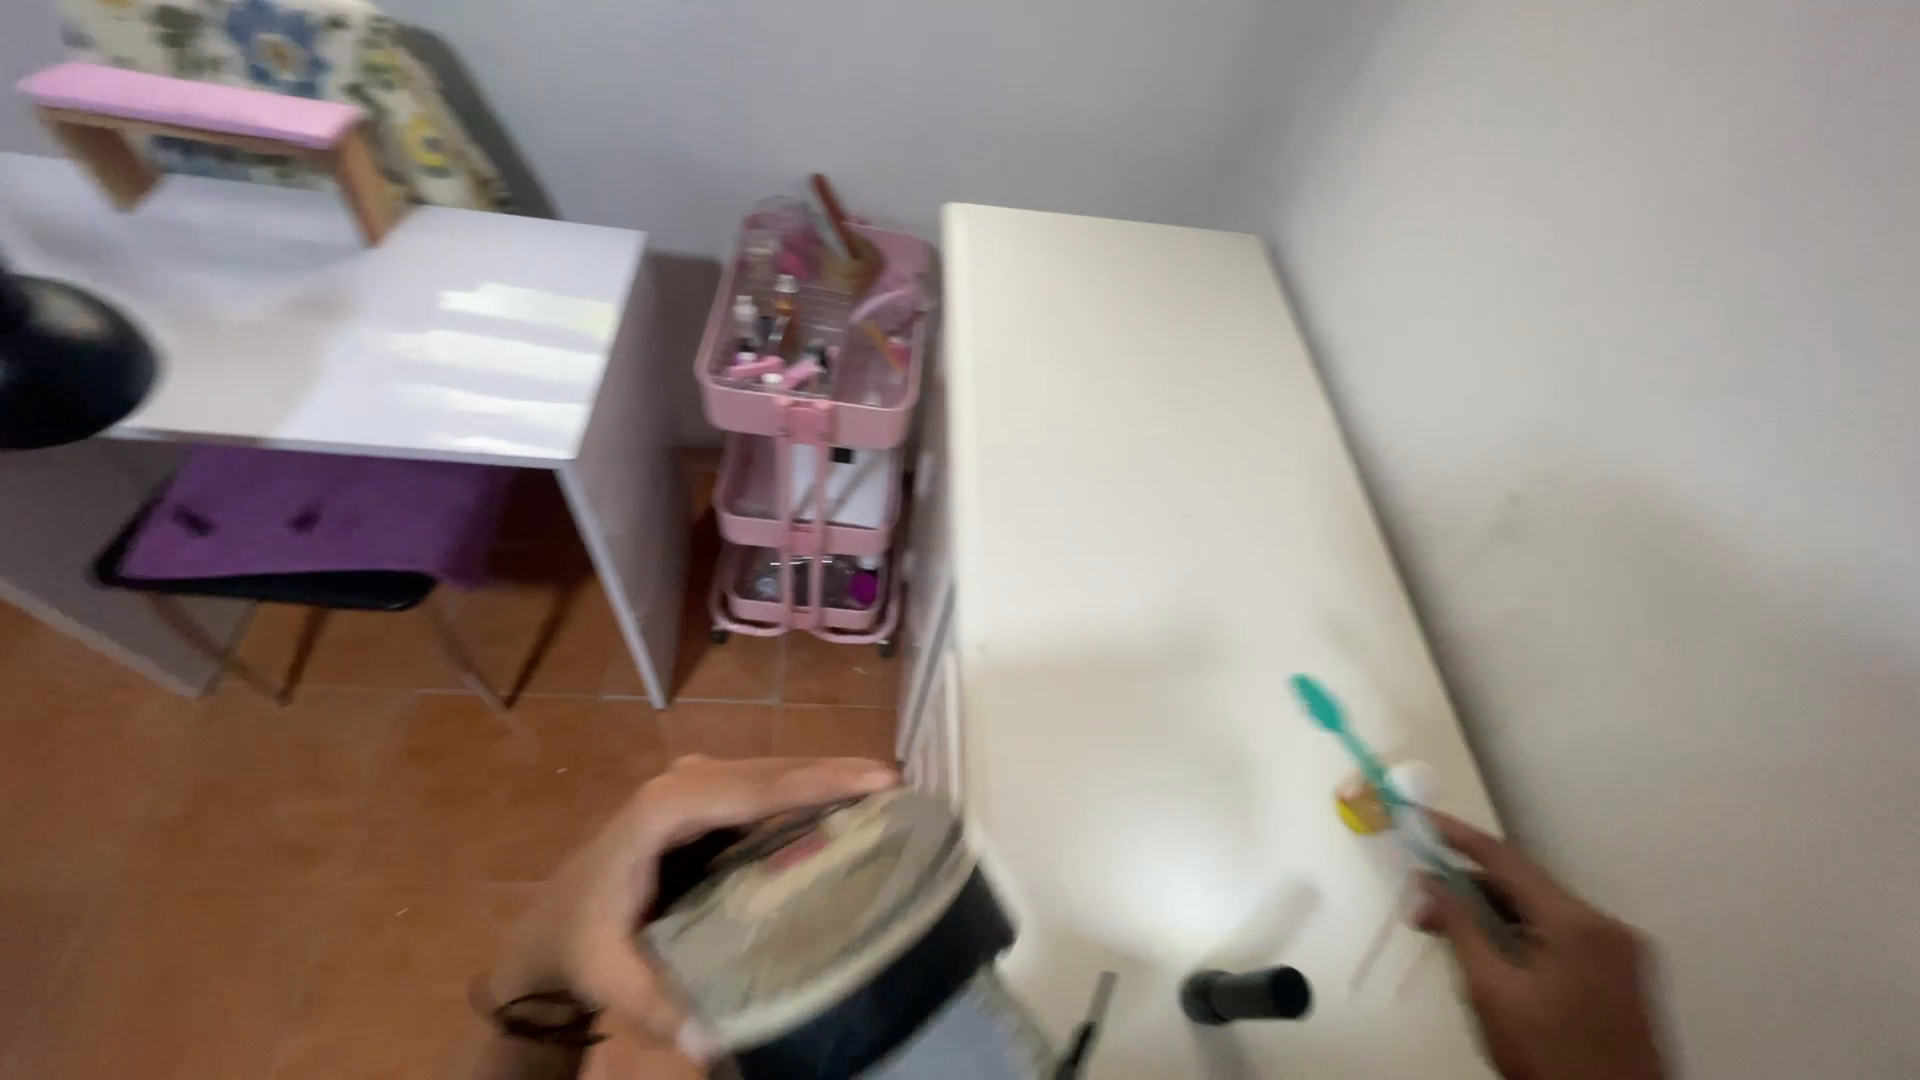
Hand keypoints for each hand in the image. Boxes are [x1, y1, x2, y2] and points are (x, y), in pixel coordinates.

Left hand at [492, 755, 897, 1058]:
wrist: (555, 917)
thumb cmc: (583, 939)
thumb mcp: (610, 975)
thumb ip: (656, 1003)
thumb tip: (718, 1038)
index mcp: (664, 809)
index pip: (752, 790)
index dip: (815, 784)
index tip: (872, 782)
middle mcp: (686, 780)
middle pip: (774, 771)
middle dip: (837, 774)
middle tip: (899, 785)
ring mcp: (699, 780)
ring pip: (776, 771)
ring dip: (830, 777)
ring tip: (887, 789)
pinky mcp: (712, 792)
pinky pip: (768, 784)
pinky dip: (810, 788)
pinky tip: (847, 799)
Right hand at [1413, 813, 1667, 1079]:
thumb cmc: (1549, 1056)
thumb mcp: (1490, 989)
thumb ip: (1459, 925)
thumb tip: (1429, 880)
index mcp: (1578, 924)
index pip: (1505, 859)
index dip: (1456, 835)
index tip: (1417, 820)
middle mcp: (1606, 926)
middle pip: (1521, 886)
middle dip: (1466, 889)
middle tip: (1421, 910)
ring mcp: (1618, 951)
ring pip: (1536, 911)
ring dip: (1488, 915)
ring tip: (1445, 935)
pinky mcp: (1618, 974)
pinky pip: (1555, 934)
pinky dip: (1515, 934)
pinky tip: (1484, 953)